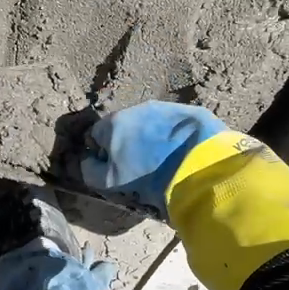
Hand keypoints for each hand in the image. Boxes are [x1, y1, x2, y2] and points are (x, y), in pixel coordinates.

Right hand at [77, 102, 229, 214]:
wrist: (200, 164)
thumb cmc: (147, 175)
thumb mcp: (109, 182)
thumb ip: (89, 170)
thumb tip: (88, 160)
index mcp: (112, 123)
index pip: (95, 135)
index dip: (101, 154)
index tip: (113, 169)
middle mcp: (136, 108)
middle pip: (123, 127)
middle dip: (127, 144)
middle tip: (139, 167)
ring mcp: (165, 107)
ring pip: (150, 125)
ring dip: (151, 139)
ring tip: (163, 161)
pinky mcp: (191, 111)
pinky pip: (174, 126)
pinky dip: (173, 138)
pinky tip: (181, 155)